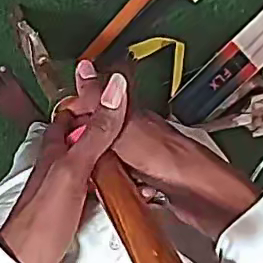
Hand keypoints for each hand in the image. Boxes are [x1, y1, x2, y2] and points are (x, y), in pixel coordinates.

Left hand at [0, 69, 128, 262]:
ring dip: (108, 160)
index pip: (71, 116)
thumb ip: (95, 132)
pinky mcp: (70, 212)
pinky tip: (119, 191)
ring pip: (88, 166)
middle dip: (103, 131)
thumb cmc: (41, 221)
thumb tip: (113, 91)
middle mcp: (57, 168)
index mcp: (54, 151)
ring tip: (132, 156)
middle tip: (129, 124)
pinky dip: (107, 187)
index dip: (89, 102)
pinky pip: (92, 191)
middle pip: (81, 141)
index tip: (112, 91)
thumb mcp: (74, 169)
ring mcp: (63, 190)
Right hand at [71, 60, 261, 239]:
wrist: (201, 194)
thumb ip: (102, 101)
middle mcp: (136, 133)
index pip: (92, 106)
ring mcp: (142, 157)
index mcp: (130, 113)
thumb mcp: (124, 127)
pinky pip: (122, 181)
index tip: (61, 132)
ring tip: (100, 178)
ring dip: (101, 172)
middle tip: (82, 161)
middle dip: (86, 150)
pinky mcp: (148, 180)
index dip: (74, 118)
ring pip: (108, 161)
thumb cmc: (171, 159)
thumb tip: (84, 68)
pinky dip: (119, 187)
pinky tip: (121, 190)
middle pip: (98, 137)